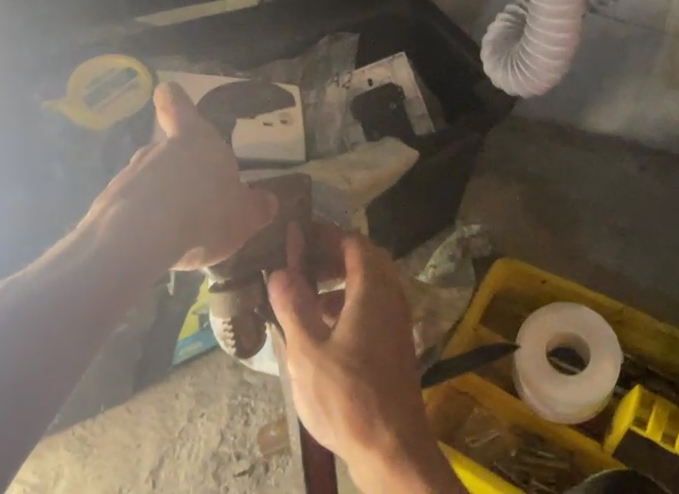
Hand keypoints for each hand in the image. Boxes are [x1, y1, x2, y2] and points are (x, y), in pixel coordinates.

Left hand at [86, 82, 278, 270]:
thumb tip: (266, 201)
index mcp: (196, 141)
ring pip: (147, 183)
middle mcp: (158, 152)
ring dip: (160, 200)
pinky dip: (142, 224)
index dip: (175, 100)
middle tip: (195, 196)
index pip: (180, 109)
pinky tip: (154, 247)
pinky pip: (130, 212)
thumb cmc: (204, 213)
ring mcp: (127, 179)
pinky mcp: (105, 209)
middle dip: (178, 169)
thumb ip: (256, 207)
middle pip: (165, 151)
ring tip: (178, 231)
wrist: (137, 242)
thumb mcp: (244, 215)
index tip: (166, 90)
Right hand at [268, 223, 458, 492]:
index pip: (353, 242)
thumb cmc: (347, 395)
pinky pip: (373, 306)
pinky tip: (323, 327)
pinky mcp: (396, 341)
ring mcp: (398, 319)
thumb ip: (294, 307)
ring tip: (303, 295)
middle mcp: (392, 295)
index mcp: (374, 288)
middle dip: (331, 256)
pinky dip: (349, 303)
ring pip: (370, 284)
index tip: (297, 236)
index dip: (325, 235)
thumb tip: (281, 272)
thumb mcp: (307, 351)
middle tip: (298, 263)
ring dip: (339, 281)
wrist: (391, 443)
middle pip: (365, 260)